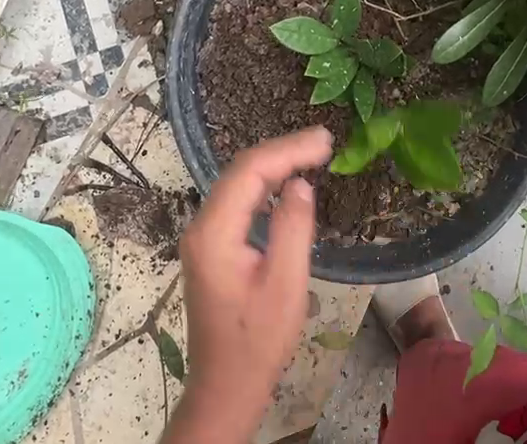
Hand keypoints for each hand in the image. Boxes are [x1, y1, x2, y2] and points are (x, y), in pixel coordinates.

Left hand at [167, 127, 330, 443]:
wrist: (225, 386)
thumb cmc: (257, 341)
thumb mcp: (285, 285)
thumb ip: (293, 228)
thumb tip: (300, 184)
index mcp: (214, 233)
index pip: (250, 171)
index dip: (288, 150)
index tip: (325, 141)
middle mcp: (201, 226)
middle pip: (241, 171)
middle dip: (283, 150)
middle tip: (325, 141)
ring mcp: (203, 236)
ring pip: (239, 182)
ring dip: (275, 164)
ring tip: (314, 152)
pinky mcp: (212, 246)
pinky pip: (238, 200)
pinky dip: (266, 184)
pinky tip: (289, 182)